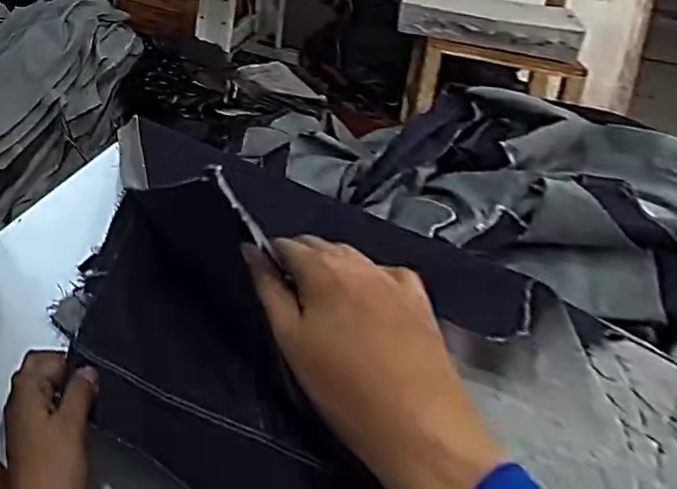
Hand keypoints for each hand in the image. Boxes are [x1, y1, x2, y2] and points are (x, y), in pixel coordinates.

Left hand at [4, 350, 97, 488]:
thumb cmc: (49, 472)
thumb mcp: (72, 424)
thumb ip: (80, 391)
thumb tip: (87, 371)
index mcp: (24, 391)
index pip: (42, 356)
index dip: (67, 358)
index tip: (87, 368)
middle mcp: (17, 404)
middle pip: (38, 373)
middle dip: (63, 373)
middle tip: (86, 381)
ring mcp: (21, 425)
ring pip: (41, 394)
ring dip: (61, 393)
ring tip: (83, 403)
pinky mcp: (28, 444)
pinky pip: (43, 415)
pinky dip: (58, 413)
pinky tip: (72, 426)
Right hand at [245, 237, 506, 488]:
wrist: (424, 433)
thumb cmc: (346, 391)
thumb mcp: (291, 341)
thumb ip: (267, 288)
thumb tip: (251, 250)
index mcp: (320, 268)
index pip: (284, 243)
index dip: (272, 260)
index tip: (271, 286)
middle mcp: (356, 262)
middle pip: (317, 244)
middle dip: (301, 262)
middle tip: (298, 304)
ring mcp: (392, 279)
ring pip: (349, 256)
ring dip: (333, 269)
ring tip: (331, 311)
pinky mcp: (420, 299)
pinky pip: (385, 273)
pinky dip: (371, 279)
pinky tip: (371, 307)